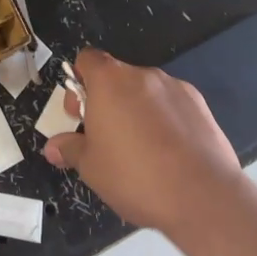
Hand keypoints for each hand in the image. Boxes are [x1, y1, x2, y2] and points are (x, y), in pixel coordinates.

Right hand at [41, 49, 242, 235]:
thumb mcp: (91, 168)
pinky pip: (172, 105)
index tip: (80, 114)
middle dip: (108, 101)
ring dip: (137, 111)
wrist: (203, 196)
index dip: (78, 82)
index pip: (87, 59)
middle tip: (107, 138)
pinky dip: (166, 120)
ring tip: (143, 152)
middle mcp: (141, 74)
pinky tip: (171, 154)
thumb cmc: (135, 176)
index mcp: (109, 80)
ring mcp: (174, 87)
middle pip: (116, 77)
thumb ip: (70, 149)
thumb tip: (52, 147)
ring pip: (145, 92)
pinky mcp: (200, 105)